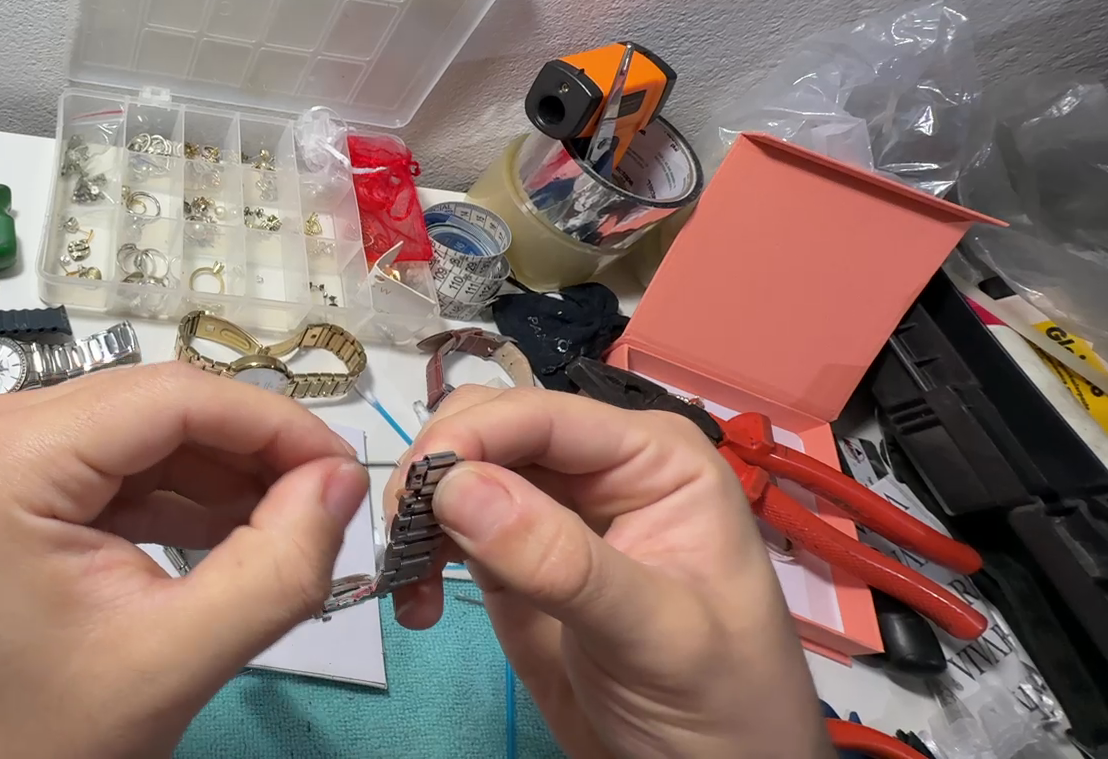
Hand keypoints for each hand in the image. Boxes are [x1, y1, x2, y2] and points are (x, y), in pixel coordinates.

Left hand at [0, 362, 369, 758]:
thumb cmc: (40, 734)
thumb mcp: (171, 660)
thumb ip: (275, 569)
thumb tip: (343, 479)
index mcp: (14, 455)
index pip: (171, 397)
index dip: (269, 421)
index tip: (342, 464)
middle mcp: (0, 423)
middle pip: (158, 405)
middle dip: (250, 448)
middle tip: (324, 497)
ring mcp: (5, 442)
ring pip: (146, 427)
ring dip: (222, 469)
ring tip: (290, 517)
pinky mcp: (20, 468)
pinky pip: (120, 457)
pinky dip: (182, 489)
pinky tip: (235, 523)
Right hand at [391, 385, 828, 758]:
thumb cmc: (720, 710)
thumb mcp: (657, 637)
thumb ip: (561, 560)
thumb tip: (455, 486)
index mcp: (647, 456)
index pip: (540, 415)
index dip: (471, 436)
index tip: (417, 485)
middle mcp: (590, 463)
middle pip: (483, 426)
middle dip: (435, 469)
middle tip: (405, 532)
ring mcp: (544, 503)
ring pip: (453, 466)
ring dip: (416, 511)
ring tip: (407, 575)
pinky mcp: (506, 545)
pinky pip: (442, 519)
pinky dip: (416, 549)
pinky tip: (416, 598)